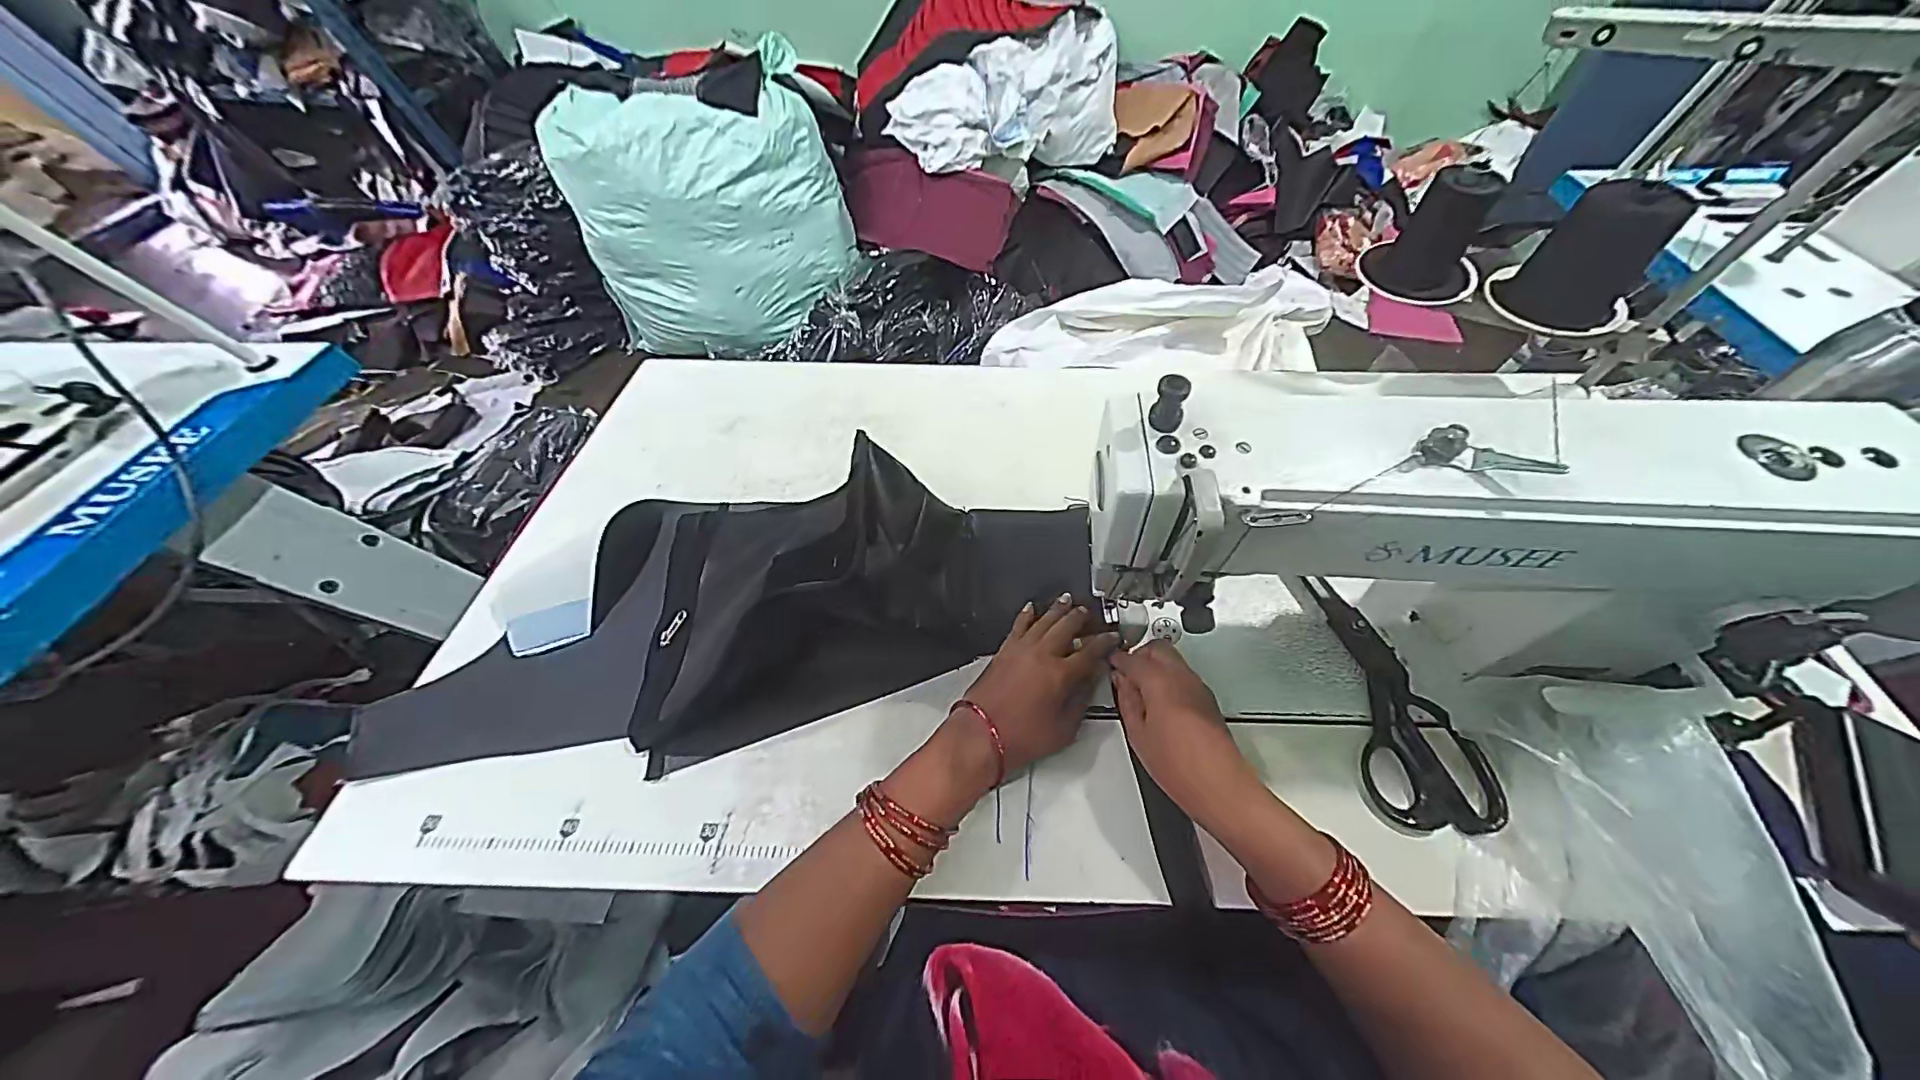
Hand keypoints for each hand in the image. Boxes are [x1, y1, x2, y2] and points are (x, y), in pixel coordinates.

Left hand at [957, 594, 1119, 779]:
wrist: (981, 734)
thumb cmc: (1016, 736)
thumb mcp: (1063, 730)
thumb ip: (1080, 704)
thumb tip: (1087, 689)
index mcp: (1061, 675)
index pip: (1090, 651)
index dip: (1105, 643)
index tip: (1111, 638)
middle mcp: (1041, 656)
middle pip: (1067, 626)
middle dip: (1082, 618)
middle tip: (1089, 614)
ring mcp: (1021, 650)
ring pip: (1044, 620)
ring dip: (1058, 610)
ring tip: (1066, 601)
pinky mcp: (1004, 651)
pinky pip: (1019, 625)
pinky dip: (1027, 615)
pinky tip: (1031, 609)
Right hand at [1110, 641, 1260, 827]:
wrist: (1219, 786)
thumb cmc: (1182, 766)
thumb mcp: (1138, 733)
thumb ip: (1127, 700)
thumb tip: (1123, 684)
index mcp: (1161, 681)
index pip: (1134, 658)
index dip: (1118, 658)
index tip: (1111, 662)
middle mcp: (1183, 678)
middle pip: (1158, 648)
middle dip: (1139, 654)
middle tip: (1125, 670)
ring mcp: (1199, 687)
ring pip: (1173, 659)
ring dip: (1155, 665)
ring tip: (1139, 687)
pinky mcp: (1208, 699)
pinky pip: (1184, 675)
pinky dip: (1168, 678)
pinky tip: (1157, 699)